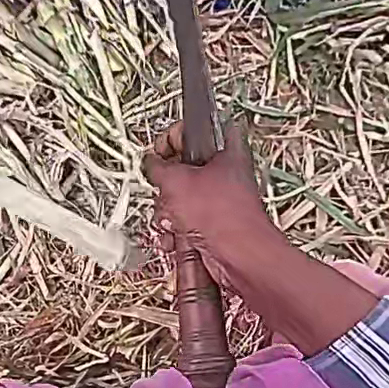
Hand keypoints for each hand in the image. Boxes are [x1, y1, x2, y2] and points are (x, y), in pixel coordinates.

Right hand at [144, 120, 379, 353]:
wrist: (238, 257)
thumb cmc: (222, 216)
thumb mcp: (177, 181)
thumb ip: (158, 167)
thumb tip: (150, 162)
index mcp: (225, 150)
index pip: (193, 130)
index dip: (171, 139)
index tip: (160, 153)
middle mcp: (223, 173)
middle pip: (179, 170)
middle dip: (165, 187)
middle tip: (167, 192)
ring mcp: (217, 201)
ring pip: (178, 199)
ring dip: (166, 214)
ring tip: (172, 220)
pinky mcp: (211, 225)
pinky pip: (182, 222)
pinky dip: (174, 231)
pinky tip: (175, 237)